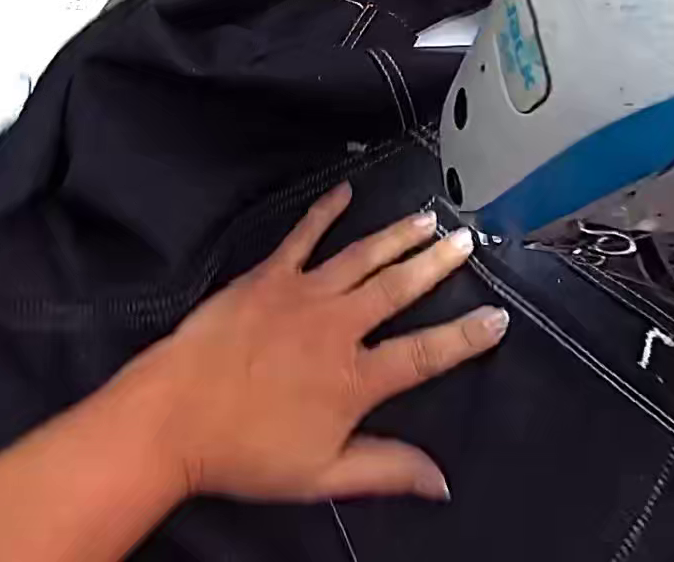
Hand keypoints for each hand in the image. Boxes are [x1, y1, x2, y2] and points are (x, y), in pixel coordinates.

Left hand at [99, 184, 506, 502]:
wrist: (175, 417)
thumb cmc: (247, 451)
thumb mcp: (321, 475)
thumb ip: (385, 470)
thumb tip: (442, 481)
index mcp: (355, 377)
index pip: (425, 354)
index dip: (466, 336)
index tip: (498, 316)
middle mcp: (339, 325)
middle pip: (399, 288)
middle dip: (437, 264)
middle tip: (466, 240)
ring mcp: (305, 292)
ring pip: (364, 256)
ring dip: (398, 235)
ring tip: (428, 216)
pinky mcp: (272, 274)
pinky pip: (304, 235)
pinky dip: (325, 211)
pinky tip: (345, 191)